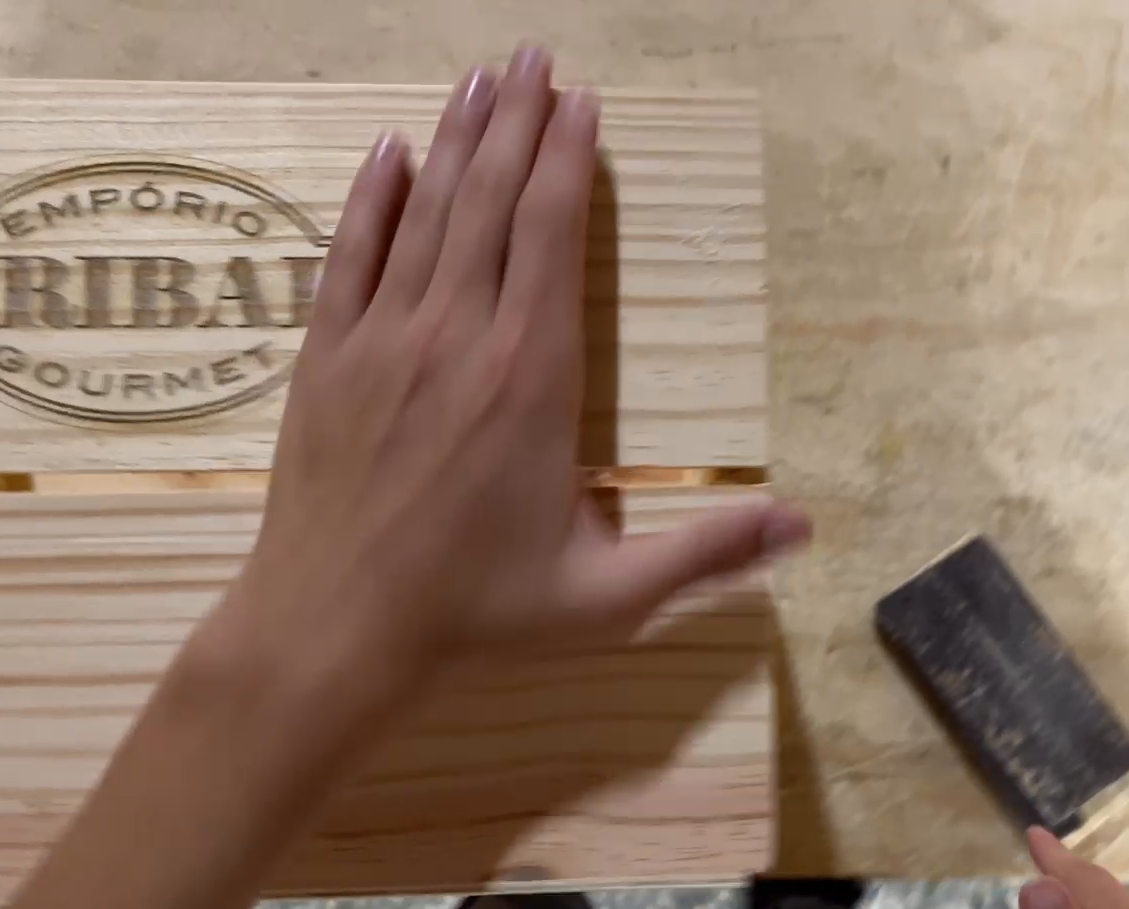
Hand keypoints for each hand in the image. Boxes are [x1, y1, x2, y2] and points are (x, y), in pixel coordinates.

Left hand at [219, 45, 807, 718]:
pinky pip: (348, 257)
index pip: (552, 243)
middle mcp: (457, 339)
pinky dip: (371, 199)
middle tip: (533, 56)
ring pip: (424, 215)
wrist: (336, 631)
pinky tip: (388, 153)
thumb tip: (803, 527)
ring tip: (479, 77)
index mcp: (531, 383)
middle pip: (490, 206)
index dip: (567, 167)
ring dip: (455, 140)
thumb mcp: (610, 595)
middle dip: (515, 125)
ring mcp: (382, 343)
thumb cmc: (480, 613)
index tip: (581, 105)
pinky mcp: (325, 361)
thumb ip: (707, 552)